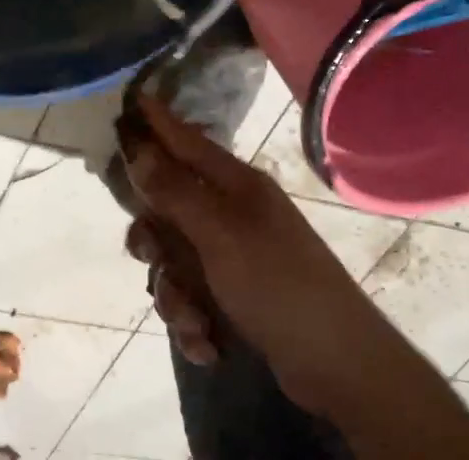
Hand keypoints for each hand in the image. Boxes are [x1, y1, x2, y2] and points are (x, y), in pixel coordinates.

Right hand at [120, 93, 416, 415]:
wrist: (340, 369)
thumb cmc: (280, 285)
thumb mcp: (221, 234)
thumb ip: (174, 192)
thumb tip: (137, 148)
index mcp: (236, 187)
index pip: (186, 142)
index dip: (157, 122)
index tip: (128, 101)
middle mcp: (231, 216)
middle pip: (165, 210)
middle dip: (152, 243)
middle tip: (149, 257)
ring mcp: (233, 259)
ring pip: (172, 262)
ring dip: (174, 297)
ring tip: (193, 322)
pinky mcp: (234, 300)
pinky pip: (191, 300)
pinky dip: (193, 325)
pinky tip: (208, 345)